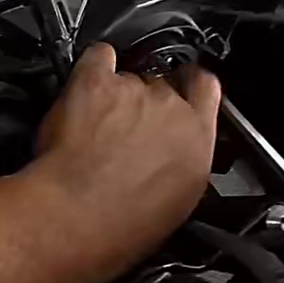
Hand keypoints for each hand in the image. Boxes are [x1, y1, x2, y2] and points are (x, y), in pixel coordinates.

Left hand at [26, 44, 220, 269]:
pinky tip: (83, 85)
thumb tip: (169, 162)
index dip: (188, 86)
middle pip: (160, 85)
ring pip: (125, 77)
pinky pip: (97, 57)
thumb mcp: (175, 204)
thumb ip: (179, 164)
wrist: (78, 216)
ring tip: (90, 124)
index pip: (205, 89)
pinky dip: (91, 67)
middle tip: (119, 127)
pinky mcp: (95, 81)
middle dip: (141, 102)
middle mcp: (170, 107)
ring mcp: (133, 89)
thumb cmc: (121, 225)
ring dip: (111, 95)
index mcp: (197, 139)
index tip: (178, 91)